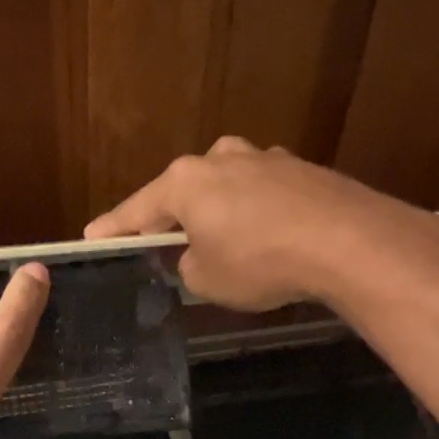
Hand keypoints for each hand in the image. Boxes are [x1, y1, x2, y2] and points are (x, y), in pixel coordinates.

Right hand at [85, 135, 438, 310]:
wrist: (347, 242)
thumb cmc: (258, 261)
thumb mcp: (204, 279)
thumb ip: (187, 266)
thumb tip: (197, 254)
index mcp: (185, 181)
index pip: (135, 211)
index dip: (112, 230)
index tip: (91, 237)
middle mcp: (220, 158)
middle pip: (181, 193)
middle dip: (171, 220)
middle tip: (160, 247)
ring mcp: (264, 159)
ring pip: (224, 191)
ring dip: (216, 216)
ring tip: (219, 248)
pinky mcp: (301, 170)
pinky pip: (260, 197)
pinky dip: (252, 217)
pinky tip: (264, 243)